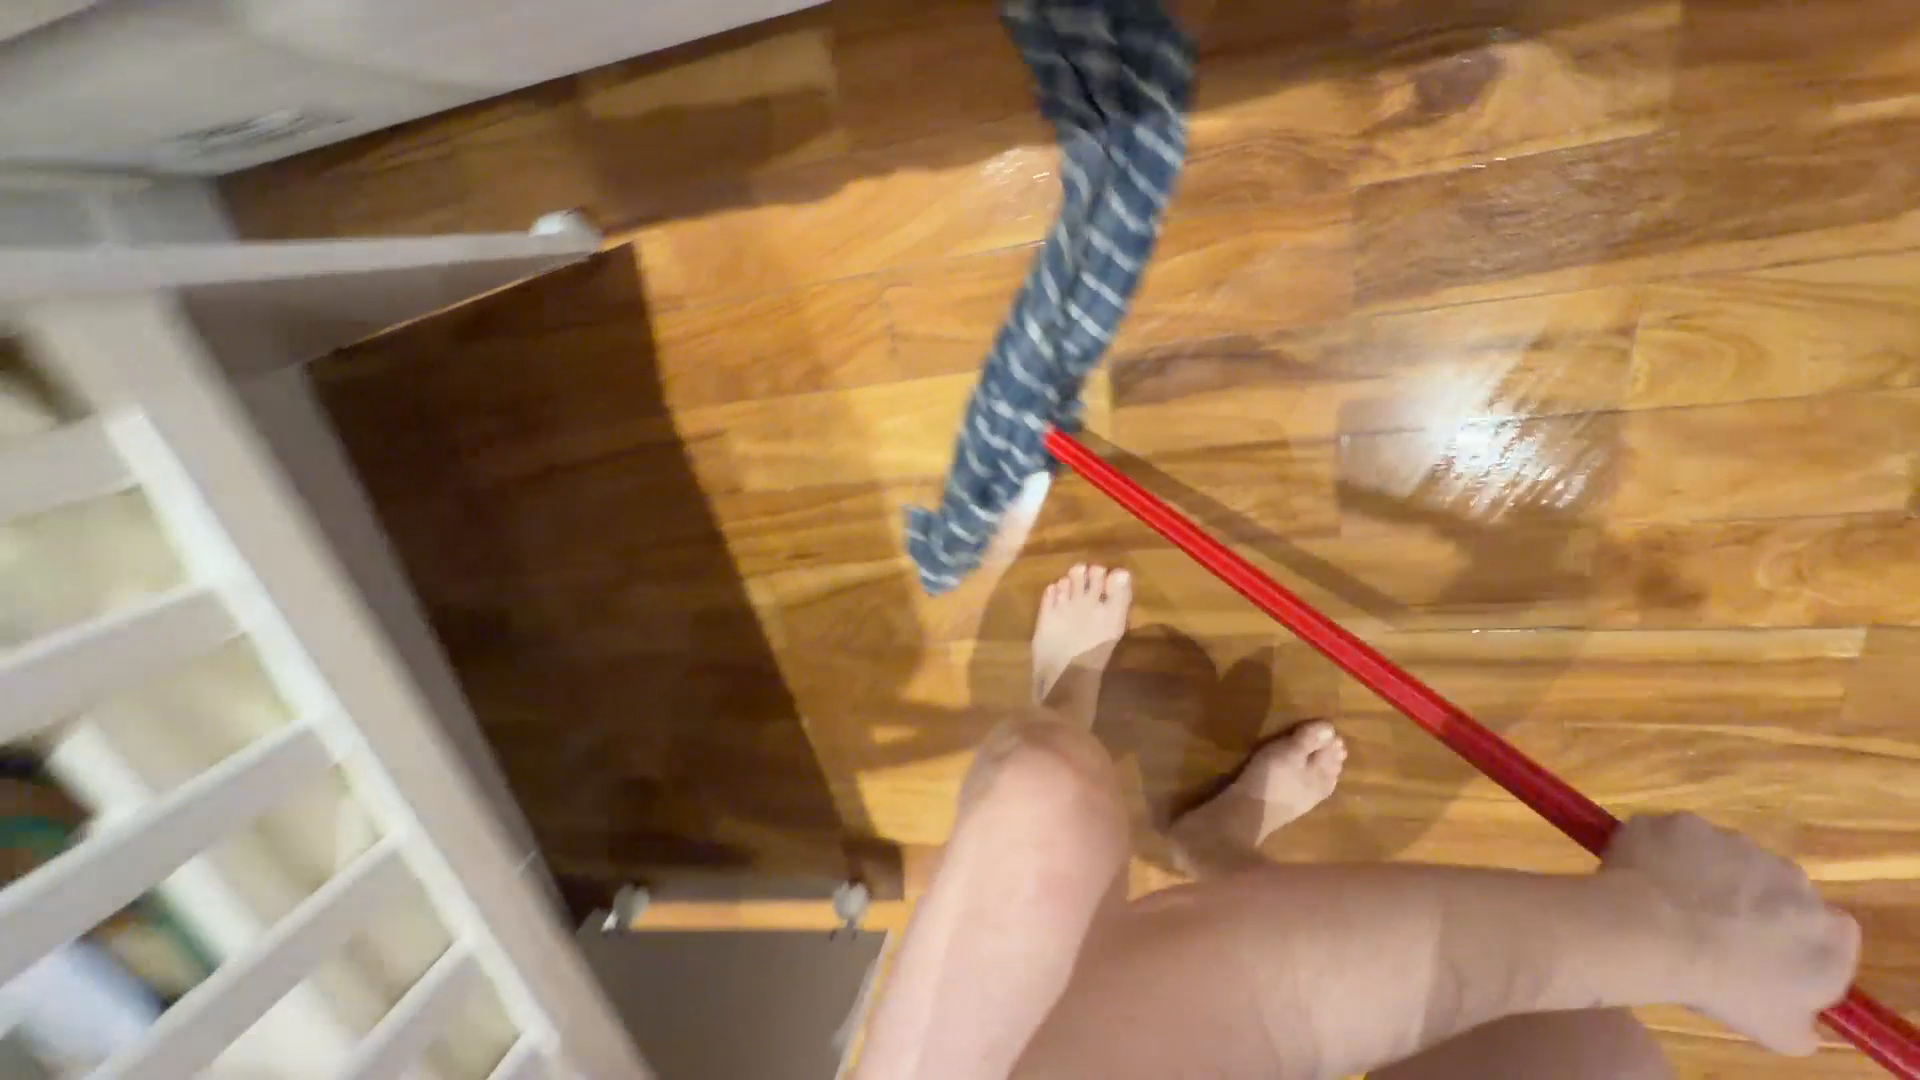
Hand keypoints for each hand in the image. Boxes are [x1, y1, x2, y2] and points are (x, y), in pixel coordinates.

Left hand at [1603, 812, 1859, 1054]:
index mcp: (1829, 927)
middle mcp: (1789, 874)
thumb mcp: (1781, 1030)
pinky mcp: (1678, 822)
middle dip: (1739, 896)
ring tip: (1662, 897)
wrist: (1650, 934)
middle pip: (1767, 883)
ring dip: (1695, 868)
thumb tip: (1798, 1018)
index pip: (1821, 926)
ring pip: (1716, 853)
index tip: (1751, 943)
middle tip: (1700, 919)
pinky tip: (1636, 872)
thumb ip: (1802, 1020)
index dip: (1783, 933)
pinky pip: (1666, 835)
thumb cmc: (1720, 986)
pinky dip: (1652, 849)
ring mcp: (1730, 840)